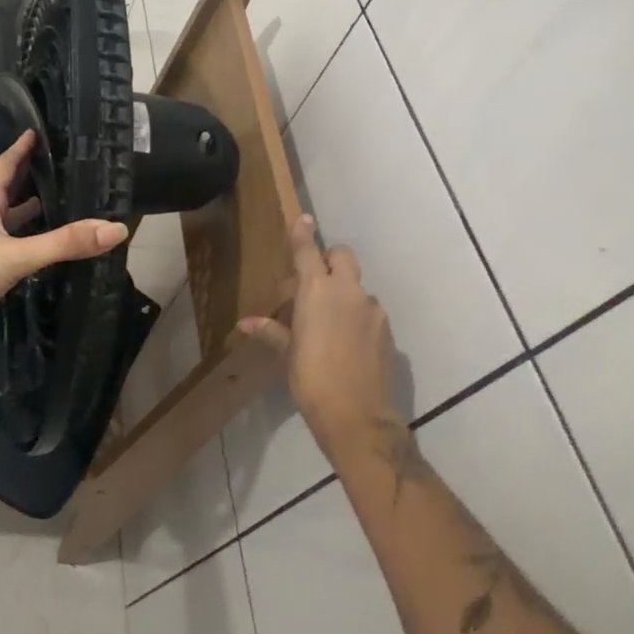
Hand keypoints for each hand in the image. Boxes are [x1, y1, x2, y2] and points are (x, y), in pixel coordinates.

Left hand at [0, 130, 128, 351]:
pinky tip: (40, 248)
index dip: (21, 148)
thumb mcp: (16, 256)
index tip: (38, 131)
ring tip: (60, 204)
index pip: (5, 165)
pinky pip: (5, 243)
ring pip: (7, 218)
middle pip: (7, 190)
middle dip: (30, 177)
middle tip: (61, 166)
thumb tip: (115, 228)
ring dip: (28, 211)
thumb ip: (63, 244)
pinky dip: (24, 239)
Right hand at [239, 215, 400, 460]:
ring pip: (358, 287)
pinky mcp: (386, 330)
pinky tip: (348, 341)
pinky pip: (369, 311)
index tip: (303, 219)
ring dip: (345, 293)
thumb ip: (271, 331)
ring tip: (331, 320)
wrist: (357, 414)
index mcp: (316, 291)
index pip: (308, 251)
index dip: (303, 233)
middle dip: (331, 259)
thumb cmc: (310, 378)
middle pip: (343, 257)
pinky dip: (358, 316)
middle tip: (317, 276)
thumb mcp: (287, 353)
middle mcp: (347, 292)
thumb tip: (246, 324)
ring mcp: (371, 310)